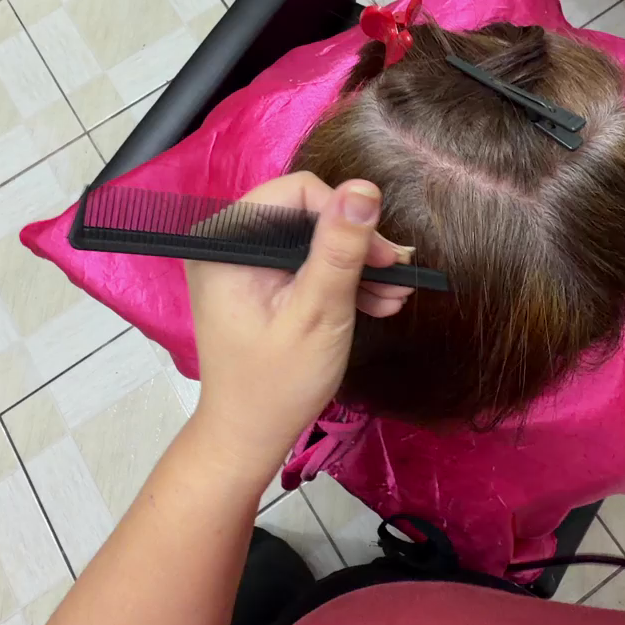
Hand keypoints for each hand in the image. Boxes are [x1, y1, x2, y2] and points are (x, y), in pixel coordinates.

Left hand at [183, 173, 412, 478]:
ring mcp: (240, 261)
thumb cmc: (279, 383)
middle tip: (398, 278)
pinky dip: (337, 279)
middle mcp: (227, 241)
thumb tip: (364, 188)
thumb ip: (340, 249)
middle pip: (305, 214)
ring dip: (354, 265)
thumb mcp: (319, 312)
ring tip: (394, 297)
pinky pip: (301, 261)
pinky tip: (375, 300)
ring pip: (309, 238)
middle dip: (356, 246)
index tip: (384, 258)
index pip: (297, 193)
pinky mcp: (254, 280)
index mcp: (227, 241)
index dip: (346, 218)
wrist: (248, 437)